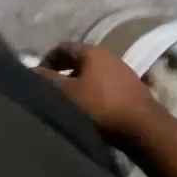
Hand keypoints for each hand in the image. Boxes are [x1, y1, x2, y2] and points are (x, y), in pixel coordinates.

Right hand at [35, 42, 163, 136]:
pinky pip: (107, 84)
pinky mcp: (134, 88)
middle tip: (53, 87)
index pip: (63, 47)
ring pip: (94, 72)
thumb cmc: (102, 107)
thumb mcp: (68, 94)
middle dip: (65, 70)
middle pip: (80, 59)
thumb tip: (31, 69)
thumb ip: (48, 80)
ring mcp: (124, 70)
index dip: (49, 58)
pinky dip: (96, 91)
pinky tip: (93, 107)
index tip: (39, 74)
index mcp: (91, 51)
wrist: (145, 129)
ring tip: (72, 99)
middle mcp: (108, 54)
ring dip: (81, 81)